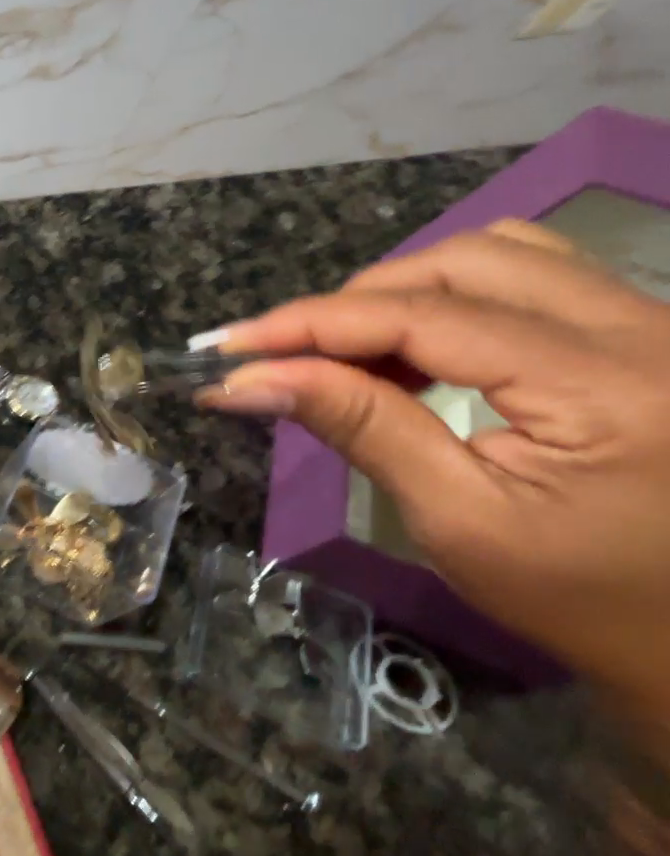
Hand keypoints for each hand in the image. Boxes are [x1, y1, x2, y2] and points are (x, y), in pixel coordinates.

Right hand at [197, 220, 669, 713]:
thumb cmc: (579, 598)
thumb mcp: (455, 518)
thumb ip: (359, 427)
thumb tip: (249, 381)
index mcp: (606, 387)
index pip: (427, 316)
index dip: (313, 323)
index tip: (228, 347)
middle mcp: (647, 331)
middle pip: (463, 265)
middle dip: (353, 304)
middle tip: (283, 360)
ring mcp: (654, 326)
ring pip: (498, 257)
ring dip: (401, 295)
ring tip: (346, 356)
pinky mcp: (643, 336)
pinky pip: (531, 279)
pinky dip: (447, 301)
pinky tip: (411, 354)